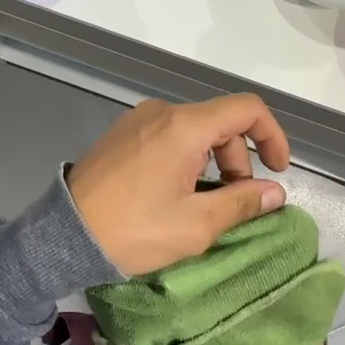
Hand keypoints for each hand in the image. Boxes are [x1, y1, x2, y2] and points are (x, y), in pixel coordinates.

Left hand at [67, 95, 290, 276]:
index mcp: (183, 126)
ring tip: (203, 202)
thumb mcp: (195, 224)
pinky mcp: (120, 135)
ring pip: (193, 130)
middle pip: (219, 121)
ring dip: (212, 161)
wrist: (65, 234)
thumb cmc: (133, 230)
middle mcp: (160, 112)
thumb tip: (274, 192)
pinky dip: (185, 158)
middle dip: (238, 159)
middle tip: (233, 202)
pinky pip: (167, 137)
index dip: (272, 135)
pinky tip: (175, 193)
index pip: (246, 109)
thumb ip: (241, 203)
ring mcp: (136, 121)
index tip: (278, 171)